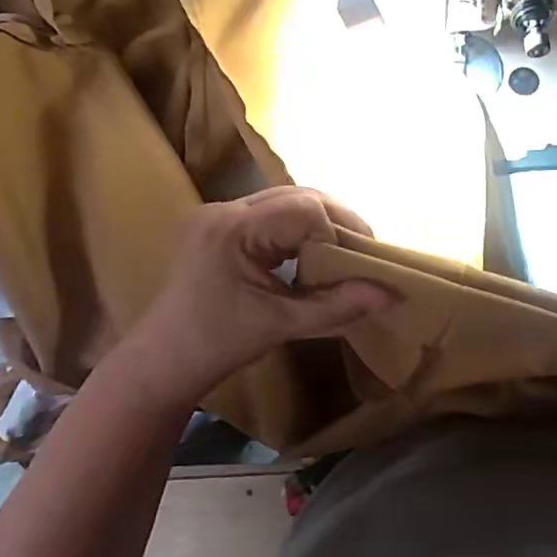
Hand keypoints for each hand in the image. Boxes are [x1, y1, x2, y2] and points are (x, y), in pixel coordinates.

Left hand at [120, 187, 397, 405]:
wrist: (163, 361)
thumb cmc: (218, 346)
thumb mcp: (282, 324)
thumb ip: (338, 306)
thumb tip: (393, 294)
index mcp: (232, 230)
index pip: (303, 209)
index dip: (341, 230)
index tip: (364, 261)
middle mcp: (221, 210)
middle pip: (295, 196)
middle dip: (334, 220)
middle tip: (362, 253)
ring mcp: (215, 215)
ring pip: (282, 200)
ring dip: (316, 222)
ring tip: (341, 253)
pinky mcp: (216, 226)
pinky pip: (267, 214)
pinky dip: (295, 229)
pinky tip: (309, 253)